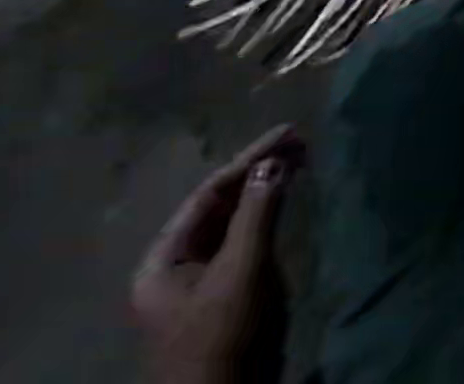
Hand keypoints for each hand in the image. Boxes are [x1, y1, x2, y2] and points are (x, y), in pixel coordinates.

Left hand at [132, 125, 301, 383]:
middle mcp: (176, 262)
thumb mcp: (242, 269)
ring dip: (266, 185)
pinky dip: (268, 208)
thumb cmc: (223, 332)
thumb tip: (272, 162)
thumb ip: (256, 213)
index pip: (208, 194)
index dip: (248, 159)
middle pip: (219, 202)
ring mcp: (201, 274)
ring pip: (234, 215)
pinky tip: (289, 192)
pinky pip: (246, 232)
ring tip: (300, 156)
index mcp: (163, 259)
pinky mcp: (227, 282)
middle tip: (300, 139)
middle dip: (258, 168)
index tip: (287, 132)